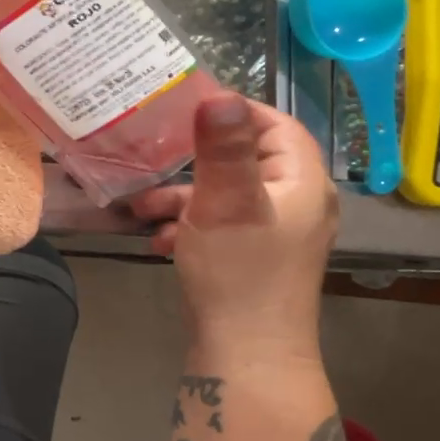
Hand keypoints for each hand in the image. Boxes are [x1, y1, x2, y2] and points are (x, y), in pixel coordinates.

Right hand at [128, 94, 337, 357]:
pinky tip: (157, 238)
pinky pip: (217, 222)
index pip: (276, 126)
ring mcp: (275, 230)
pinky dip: (185, 223)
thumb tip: (217, 95)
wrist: (245, 344)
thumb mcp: (224, 203)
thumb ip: (222, 150)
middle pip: (244, 160)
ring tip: (139, 208)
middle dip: (192, 160)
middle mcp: (296, 202)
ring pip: (223, 193)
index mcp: (301, 183)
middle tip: (148, 156)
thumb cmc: (237, 269)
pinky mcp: (252, 254)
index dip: (234, 112)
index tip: (181, 109)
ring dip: (179, 195)